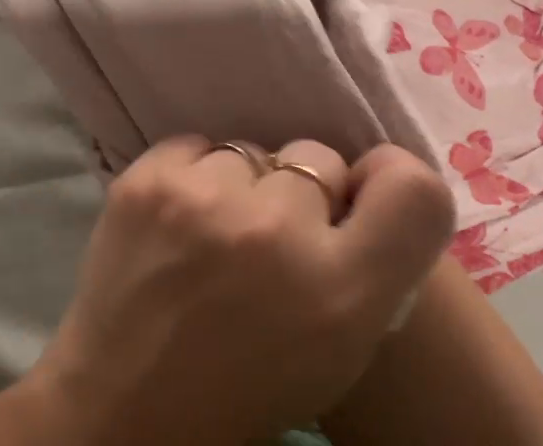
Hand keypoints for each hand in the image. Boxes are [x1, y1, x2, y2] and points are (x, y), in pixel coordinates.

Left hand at [25, 136, 455, 444]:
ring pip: (251, 151)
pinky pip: (194, 145)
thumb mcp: (342, 345)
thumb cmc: (247, 382)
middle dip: (304, 192)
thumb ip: (368, 264)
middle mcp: (278, 230)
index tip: (362, 194)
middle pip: (318, 157)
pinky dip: (194, 173)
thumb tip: (363, 184)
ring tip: (217, 230)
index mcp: (343, 288)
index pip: (413, 189)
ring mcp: (203, 198)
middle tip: (272, 234)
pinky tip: (180, 216)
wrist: (128, 398)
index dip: (391, 182)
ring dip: (243, 184)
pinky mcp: (146, 180)